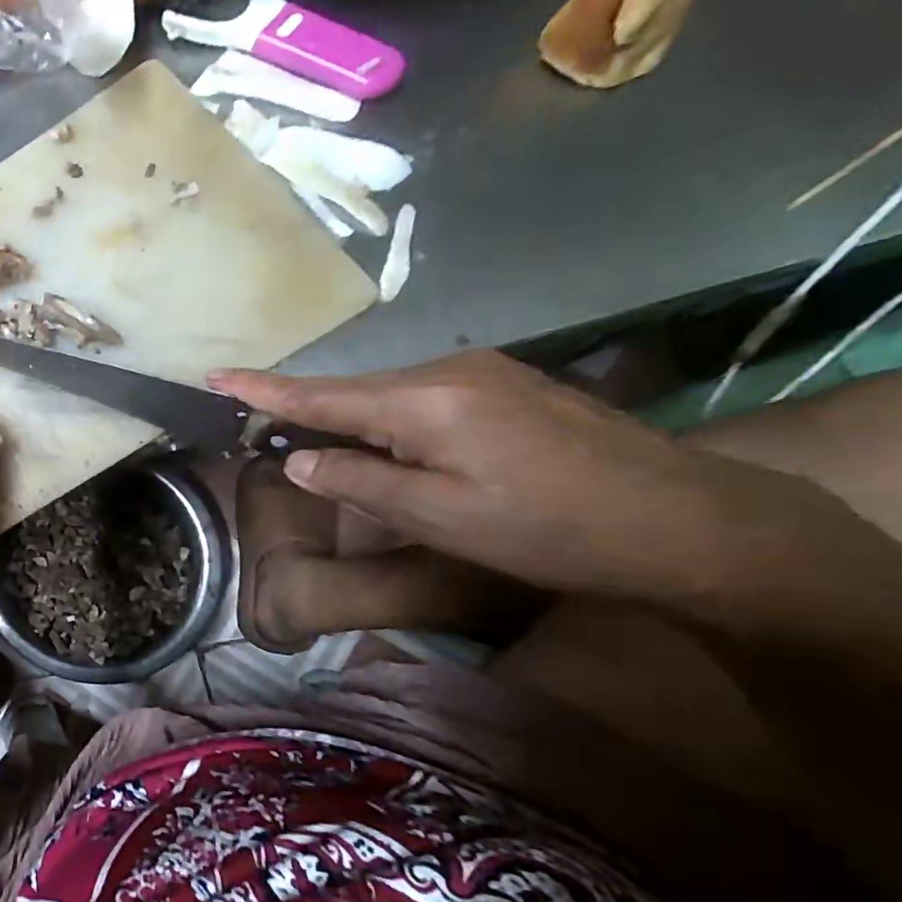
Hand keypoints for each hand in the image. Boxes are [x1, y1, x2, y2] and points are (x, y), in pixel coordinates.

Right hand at [209, 351, 849, 605]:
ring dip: (354, 423)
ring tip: (334, 456)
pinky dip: (391, 423)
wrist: (686, 521)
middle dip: (308, 411)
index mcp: (426, 403)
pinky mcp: (507, 385)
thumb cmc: (551, 531)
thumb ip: (361, 482)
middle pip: (355, 391)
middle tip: (266, 434)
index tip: (215, 375)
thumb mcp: (441, 519)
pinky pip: (423, 399)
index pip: (322, 393)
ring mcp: (484, 373)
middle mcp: (450, 371)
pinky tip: (397, 451)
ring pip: (390, 396)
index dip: (264, 389)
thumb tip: (298, 458)